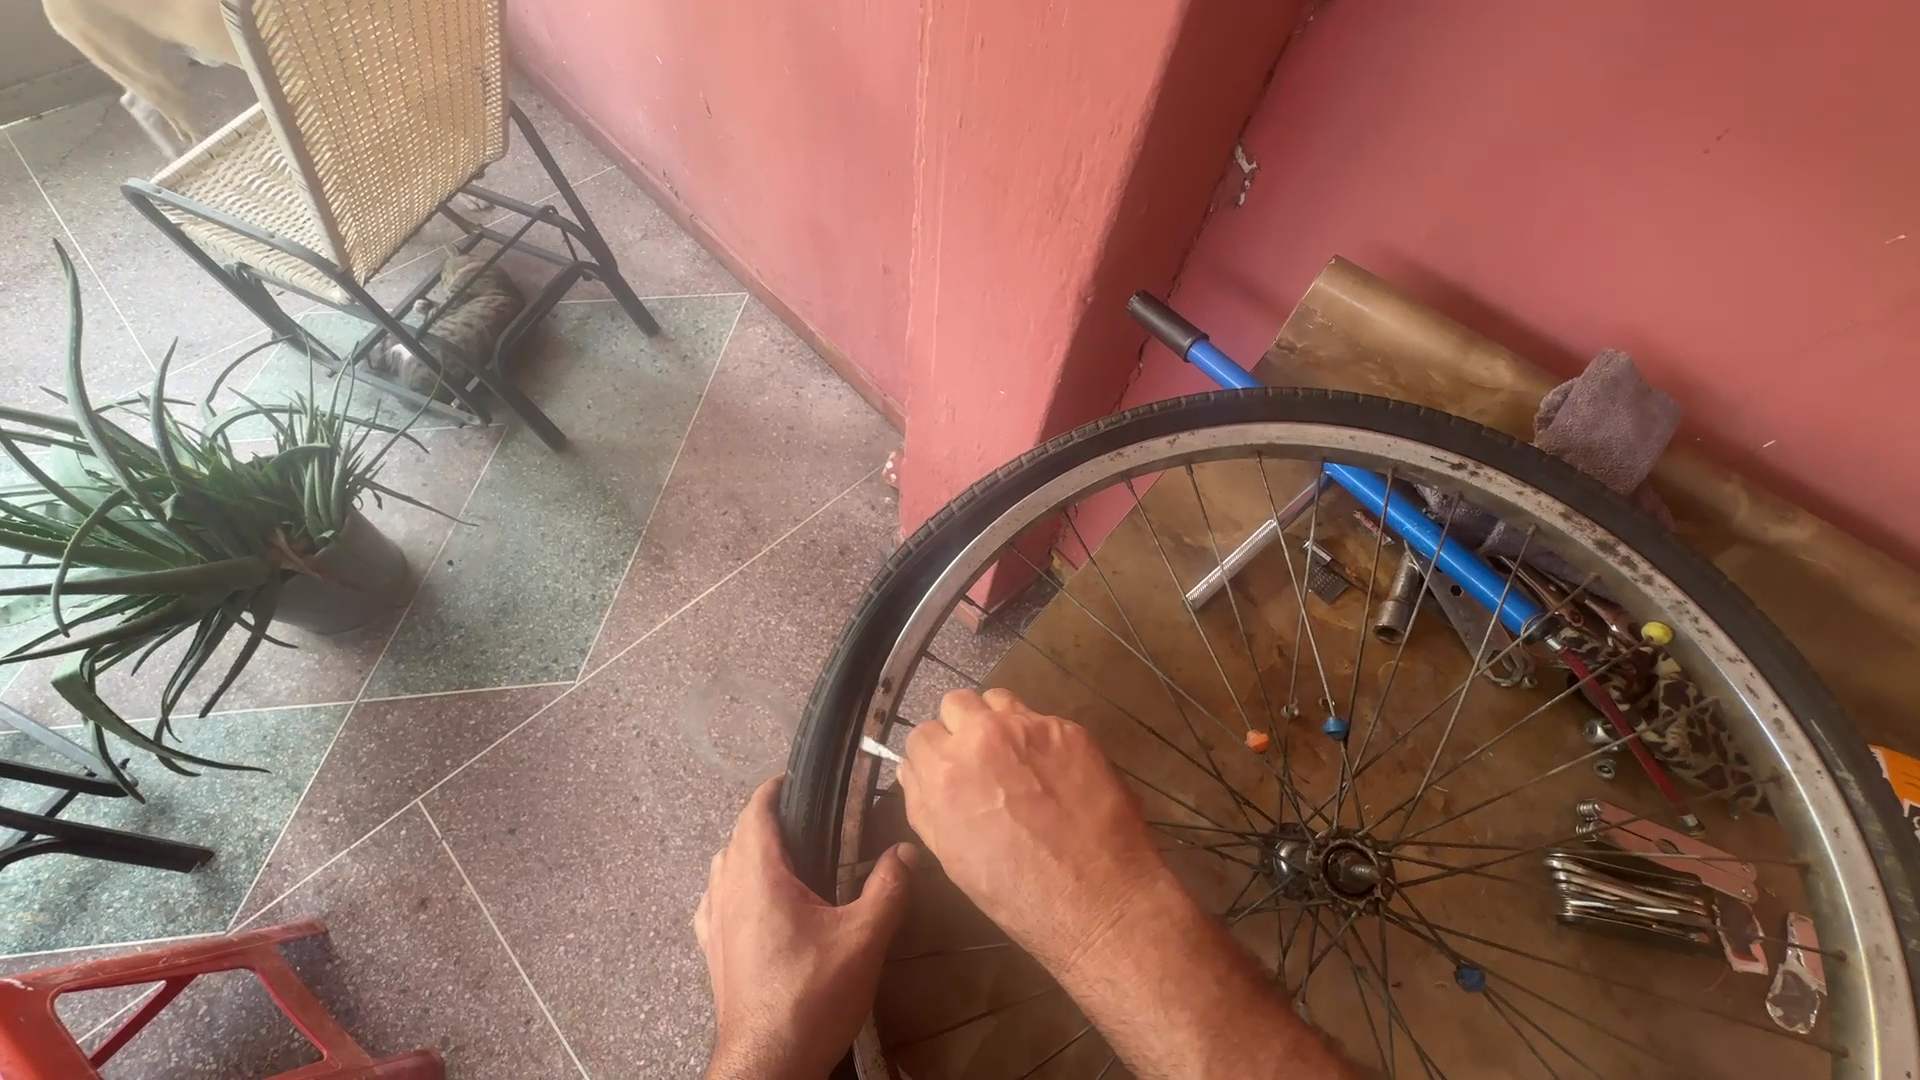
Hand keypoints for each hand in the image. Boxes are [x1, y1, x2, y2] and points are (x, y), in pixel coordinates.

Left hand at [696, 775, 918, 1079]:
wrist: (767, 1066)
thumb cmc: (810, 995)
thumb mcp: (863, 939)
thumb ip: (888, 888)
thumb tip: (907, 850)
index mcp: (758, 874)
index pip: (756, 810)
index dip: (776, 788)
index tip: (802, 779)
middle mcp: (727, 890)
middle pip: (739, 834)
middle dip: (768, 819)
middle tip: (810, 819)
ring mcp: (713, 923)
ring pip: (723, 866)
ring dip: (748, 851)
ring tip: (787, 857)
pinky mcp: (711, 953)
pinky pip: (715, 901)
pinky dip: (733, 887)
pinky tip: (753, 903)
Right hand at [898, 688, 1171, 973]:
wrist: (1100, 898)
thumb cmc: (1016, 892)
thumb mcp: (950, 855)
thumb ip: (923, 803)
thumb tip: (913, 770)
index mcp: (946, 772)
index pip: (921, 735)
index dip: (933, 755)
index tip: (947, 771)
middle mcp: (983, 737)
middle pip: (956, 703)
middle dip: (961, 727)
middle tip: (980, 760)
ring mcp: (1029, 728)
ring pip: (998, 700)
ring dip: (998, 722)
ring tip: (1016, 758)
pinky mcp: (1069, 729)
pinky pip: (1041, 720)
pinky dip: (1040, 740)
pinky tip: (1056, 774)